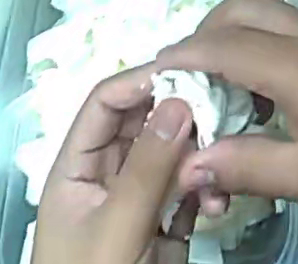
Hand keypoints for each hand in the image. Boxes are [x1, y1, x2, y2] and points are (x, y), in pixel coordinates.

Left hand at [32, 66, 199, 263]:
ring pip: (172, 153)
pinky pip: (187, 189)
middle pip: (144, 122)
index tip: (187, 68)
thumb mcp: (115, 231)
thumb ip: (147, 167)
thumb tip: (180, 98)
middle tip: (220, 112)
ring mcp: (136, 200)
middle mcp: (107, 174)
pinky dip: (205, 189)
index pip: (105, 103)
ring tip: (218, 170)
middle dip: (181, 116)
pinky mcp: (162, 226)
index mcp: (77, 168)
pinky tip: (218, 203)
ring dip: (199, 156)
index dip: (141, 80)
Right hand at [155, 0, 297, 212]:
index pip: (223, 44)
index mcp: (293, 63)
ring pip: (258, 5)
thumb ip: (247, 165)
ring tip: (218, 74)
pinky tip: (259, 76)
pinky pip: (277, 15)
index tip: (156, 69)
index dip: (184, 54)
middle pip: (237, 7)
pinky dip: (252, 32)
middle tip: (187, 72)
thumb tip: (189, 163)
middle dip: (203, 31)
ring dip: (228, 28)